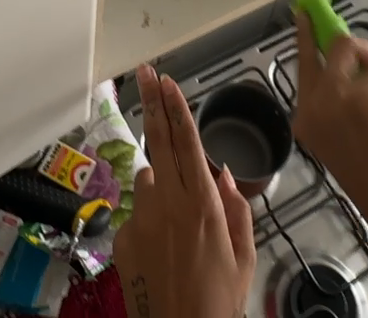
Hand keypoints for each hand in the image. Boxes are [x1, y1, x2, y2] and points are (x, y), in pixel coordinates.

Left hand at [115, 64, 254, 317]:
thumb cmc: (221, 298)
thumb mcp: (243, 254)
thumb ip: (236, 208)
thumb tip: (222, 173)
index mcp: (203, 203)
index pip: (187, 142)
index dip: (176, 107)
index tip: (167, 80)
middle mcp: (169, 203)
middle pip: (158, 140)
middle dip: (151, 101)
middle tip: (144, 72)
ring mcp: (142, 219)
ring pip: (148, 179)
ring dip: (159, 183)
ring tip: (175, 221)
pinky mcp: (124, 237)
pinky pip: (138, 213)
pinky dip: (149, 219)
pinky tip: (161, 249)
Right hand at [291, 12, 367, 244]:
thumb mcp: (339, 140)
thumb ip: (336, 102)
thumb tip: (350, 60)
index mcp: (306, 118)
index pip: (303, 64)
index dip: (306, 36)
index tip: (305, 13)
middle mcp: (319, 102)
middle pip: (339, 48)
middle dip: (360, 49)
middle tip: (366, 48)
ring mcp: (347, 96)